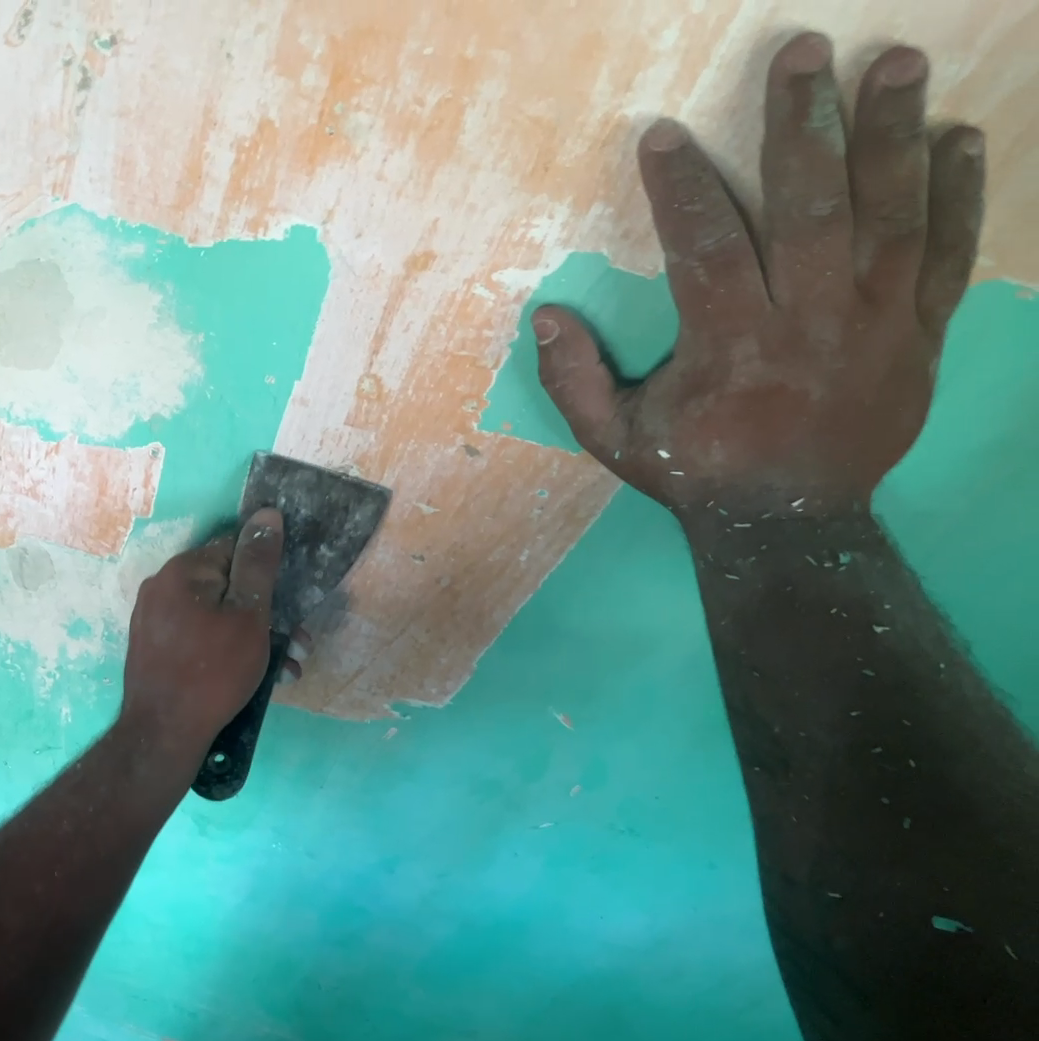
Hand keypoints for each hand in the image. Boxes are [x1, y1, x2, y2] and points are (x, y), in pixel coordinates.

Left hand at [119, 508, 283, 754]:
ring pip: (216, 616)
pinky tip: (256, 679)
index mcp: (181, 570)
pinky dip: (227, 651)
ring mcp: (154, 619)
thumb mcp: (248, 615)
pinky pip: (199, 637)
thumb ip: (259, 564)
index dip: (268, 574)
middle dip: (267, 614)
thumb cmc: (213, 671)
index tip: (291, 604)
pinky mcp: (154, 648)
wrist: (162, 733)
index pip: (234, 550)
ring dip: (254, 638)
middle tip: (298, 644)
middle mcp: (161, 587)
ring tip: (285, 669)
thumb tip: (267, 515)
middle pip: (227, 587)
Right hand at [536, 34, 985, 521]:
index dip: (683, 188)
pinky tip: (959, 139)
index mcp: (729, 346)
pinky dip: (958, 195)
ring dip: (893, 136)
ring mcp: (876, 324)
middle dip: (803, 127)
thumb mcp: (611, 437)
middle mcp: (808, 323)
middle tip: (804, 54)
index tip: (665, 136)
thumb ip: (574, 381)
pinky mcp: (920, 334)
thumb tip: (547, 318)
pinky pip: (946, 255)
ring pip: (890, 216)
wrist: (789, 521)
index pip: (706, 247)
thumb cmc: (692, 471)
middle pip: (811, 209)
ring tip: (896, 64)